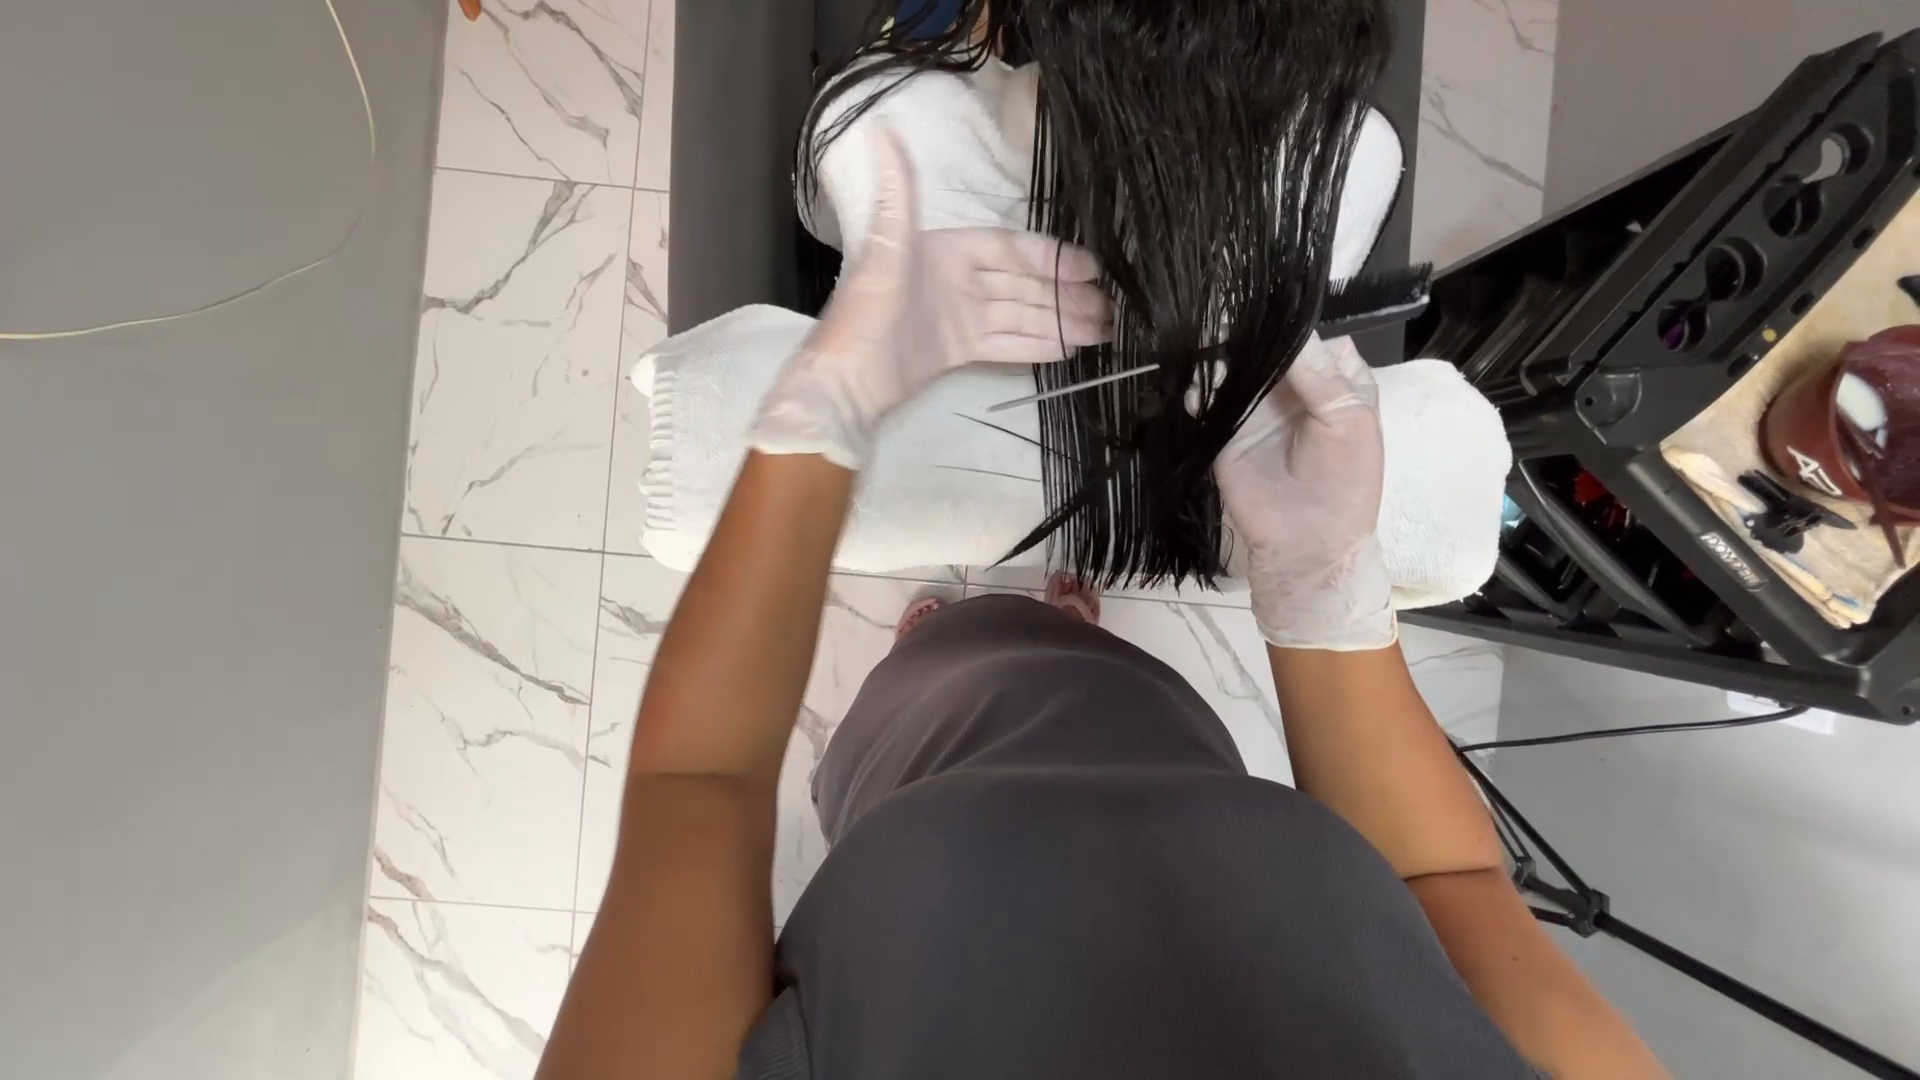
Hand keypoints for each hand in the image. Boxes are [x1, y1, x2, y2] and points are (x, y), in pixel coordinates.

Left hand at [749, 128, 1110, 469]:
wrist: (845, 379)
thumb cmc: (864, 313)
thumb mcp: (883, 250)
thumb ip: (896, 196)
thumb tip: (882, 132)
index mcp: (946, 252)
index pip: (1010, 249)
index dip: (1050, 257)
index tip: (1090, 268)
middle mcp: (959, 282)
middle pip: (1022, 285)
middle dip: (1065, 296)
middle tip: (1109, 309)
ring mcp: (961, 319)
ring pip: (1020, 316)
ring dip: (1059, 322)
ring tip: (1103, 331)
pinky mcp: (958, 352)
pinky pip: (1006, 345)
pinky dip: (1036, 346)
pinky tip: (1068, 348)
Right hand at [1215, 335, 1395, 650]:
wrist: (1306, 542)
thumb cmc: (1345, 481)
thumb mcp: (1348, 420)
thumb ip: (1319, 376)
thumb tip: (1289, 332)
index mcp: (1335, 385)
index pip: (1313, 341)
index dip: (1294, 325)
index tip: (1271, 305)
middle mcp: (1293, 392)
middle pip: (1270, 351)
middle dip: (1251, 334)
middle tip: (1226, 311)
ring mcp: (1256, 412)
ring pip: (1237, 372)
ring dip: (1222, 356)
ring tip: (1205, 338)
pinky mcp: (1225, 433)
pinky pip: (1210, 404)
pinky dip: (1200, 390)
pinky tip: (1197, 383)